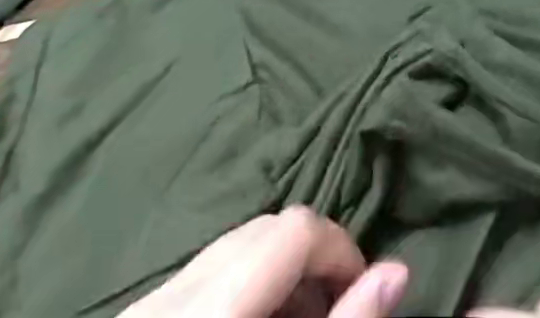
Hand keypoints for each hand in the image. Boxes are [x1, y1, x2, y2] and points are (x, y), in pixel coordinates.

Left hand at [123, 207, 409, 317]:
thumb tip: (397, 272)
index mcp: (211, 314)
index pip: (291, 231)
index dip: (340, 249)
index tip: (365, 291)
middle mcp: (174, 294)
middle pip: (265, 231)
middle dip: (314, 262)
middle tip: (336, 315)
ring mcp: (150, 302)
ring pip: (236, 245)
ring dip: (283, 274)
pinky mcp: (142, 314)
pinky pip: (209, 270)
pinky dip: (249, 288)